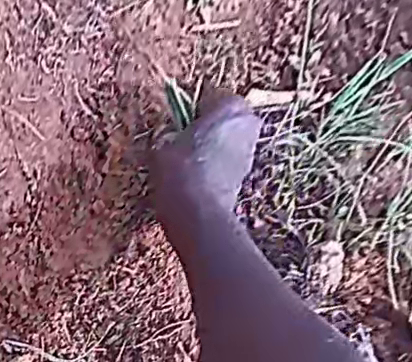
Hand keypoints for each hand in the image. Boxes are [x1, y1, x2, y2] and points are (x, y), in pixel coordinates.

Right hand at [151, 95, 261, 256]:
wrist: (197, 213)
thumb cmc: (180, 172)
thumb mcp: (161, 148)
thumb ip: (167, 135)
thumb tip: (168, 136)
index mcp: (230, 103)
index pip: (206, 98)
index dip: (186, 115)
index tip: (173, 131)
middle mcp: (247, 121)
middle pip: (219, 122)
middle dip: (202, 134)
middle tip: (178, 151)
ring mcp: (249, 151)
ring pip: (223, 145)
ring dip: (207, 154)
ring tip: (184, 173)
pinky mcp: (245, 177)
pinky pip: (224, 167)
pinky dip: (212, 173)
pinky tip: (193, 187)